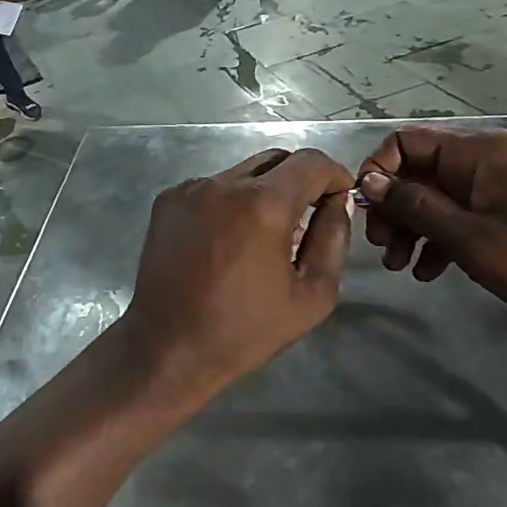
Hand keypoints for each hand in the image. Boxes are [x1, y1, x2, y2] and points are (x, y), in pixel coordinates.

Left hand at [123, 148, 354, 385]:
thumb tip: (336, 203)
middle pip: (276, 160)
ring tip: (262, 236)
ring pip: (242, 173)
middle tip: (306, 217)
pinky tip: (225, 241)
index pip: (310, 162)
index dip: (334, 174)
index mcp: (263, 205)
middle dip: (300, 180)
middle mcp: (224, 184)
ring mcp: (190, 189)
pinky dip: (228, 203)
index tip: (339, 196)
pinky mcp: (167, 200)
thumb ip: (332, 240)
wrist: (167, 346)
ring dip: (262, 193)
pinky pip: (211, 188)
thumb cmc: (244, 329)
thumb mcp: (311, 296)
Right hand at [356, 127, 506, 353]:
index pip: (408, 141)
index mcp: (483, 153)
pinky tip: (433, 272)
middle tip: (384, 251)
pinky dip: (445, 239)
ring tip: (403, 269)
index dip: (379, 171)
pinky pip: (468, 216)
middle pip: (422, 170)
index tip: (367, 215)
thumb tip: (370, 181)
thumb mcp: (476, 241)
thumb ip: (418, 208)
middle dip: (395, 206)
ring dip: (415, 227)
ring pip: (442, 196)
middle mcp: (494, 160)